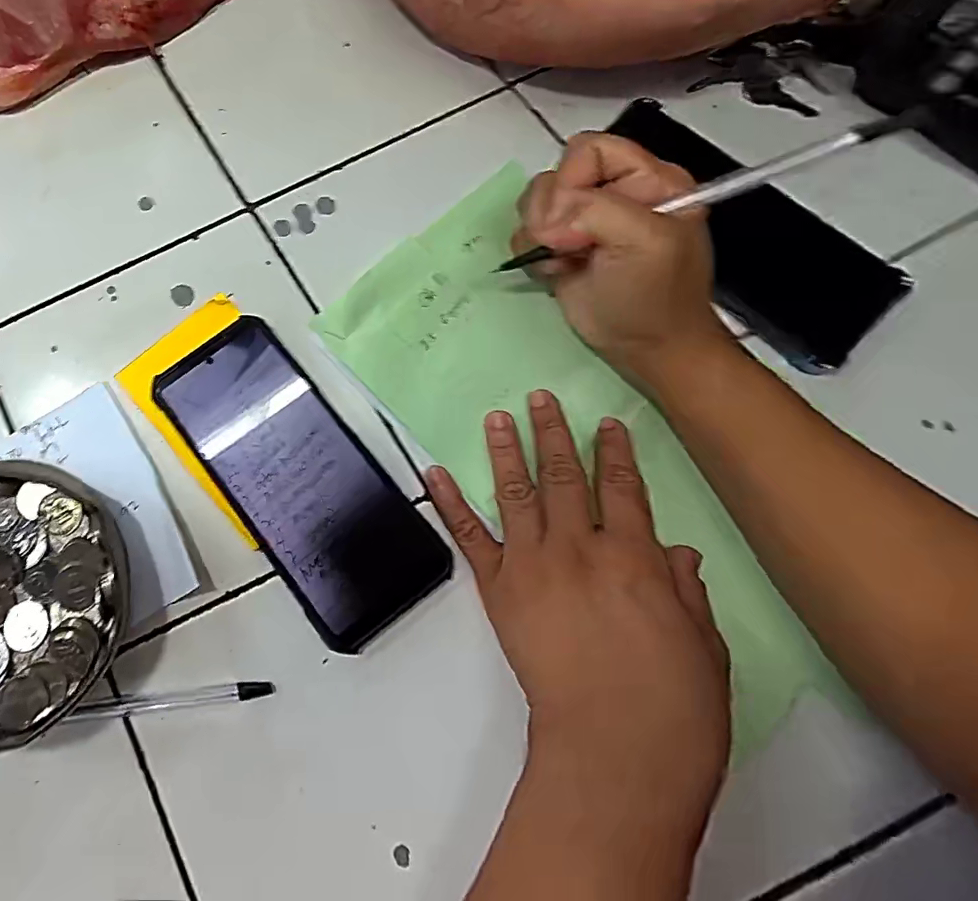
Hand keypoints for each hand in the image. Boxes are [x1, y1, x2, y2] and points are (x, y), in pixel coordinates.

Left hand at [427, 390, 730, 853]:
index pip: (624, 490)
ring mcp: (529, 563)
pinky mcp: (494, 585)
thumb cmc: (674, 699)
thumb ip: (683, 589)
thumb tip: (677, 552)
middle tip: (540, 397)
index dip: (615, 453)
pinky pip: (467, 534)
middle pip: (565, 479)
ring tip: (496, 417)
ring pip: (514, 494)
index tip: (606, 422)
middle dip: (554, 435)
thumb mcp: (704, 640)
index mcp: (638, 559)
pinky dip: (448, 500)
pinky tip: (433, 471)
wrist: (614, 739)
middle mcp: (578, 549)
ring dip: (504, 452)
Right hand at [512, 133, 728, 381]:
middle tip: (570, 245)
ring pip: (532, 206)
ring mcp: (581, 222)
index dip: (572, 180)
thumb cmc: (653, 293)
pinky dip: (530, 254)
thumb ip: (595, 211)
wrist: (644, 343)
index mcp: (645, 181)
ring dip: (536, 235)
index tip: (579, 219)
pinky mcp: (557, 247)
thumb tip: (546, 224)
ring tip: (564, 259)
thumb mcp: (643, 240)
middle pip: (551, 178)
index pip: (587, 149)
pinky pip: (523, 234)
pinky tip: (555, 270)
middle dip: (548, 213)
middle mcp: (611, 194)